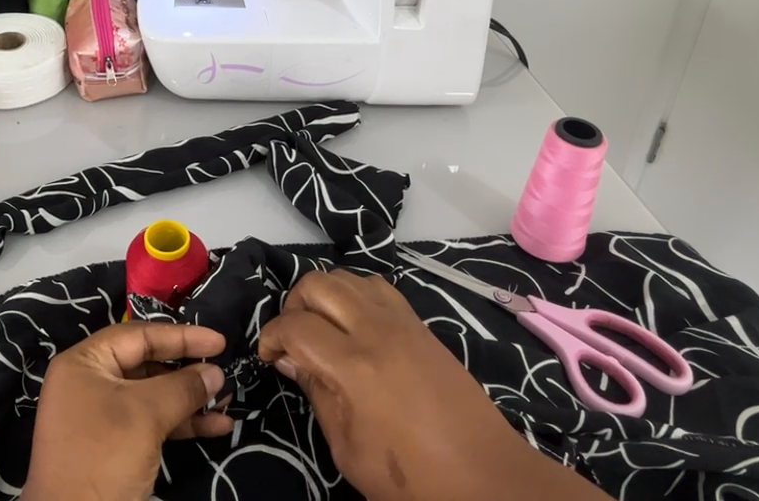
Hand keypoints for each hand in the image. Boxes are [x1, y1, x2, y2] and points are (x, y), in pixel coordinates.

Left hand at [23, 322, 230, 500]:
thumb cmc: (104, 456)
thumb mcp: (145, 415)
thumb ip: (182, 388)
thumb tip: (215, 373)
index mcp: (84, 362)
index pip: (138, 335)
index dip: (181, 336)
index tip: (219, 341)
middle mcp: (89, 382)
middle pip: (146, 364)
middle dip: (187, 370)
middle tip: (223, 371)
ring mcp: (100, 416)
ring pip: (152, 396)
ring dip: (190, 400)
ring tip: (226, 403)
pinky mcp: (113, 445)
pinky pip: (150, 422)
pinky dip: (181, 423)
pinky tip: (215, 427)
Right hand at [258, 269, 606, 500]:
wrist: (490, 479)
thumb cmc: (414, 480)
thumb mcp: (350, 451)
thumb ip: (317, 395)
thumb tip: (290, 361)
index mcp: (355, 367)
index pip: (296, 326)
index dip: (272, 336)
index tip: (268, 355)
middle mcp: (376, 331)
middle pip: (318, 284)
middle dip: (293, 305)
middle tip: (293, 338)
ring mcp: (402, 323)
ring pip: (348, 278)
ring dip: (324, 294)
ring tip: (321, 327)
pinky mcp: (422, 325)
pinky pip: (378, 288)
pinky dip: (355, 294)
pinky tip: (354, 324)